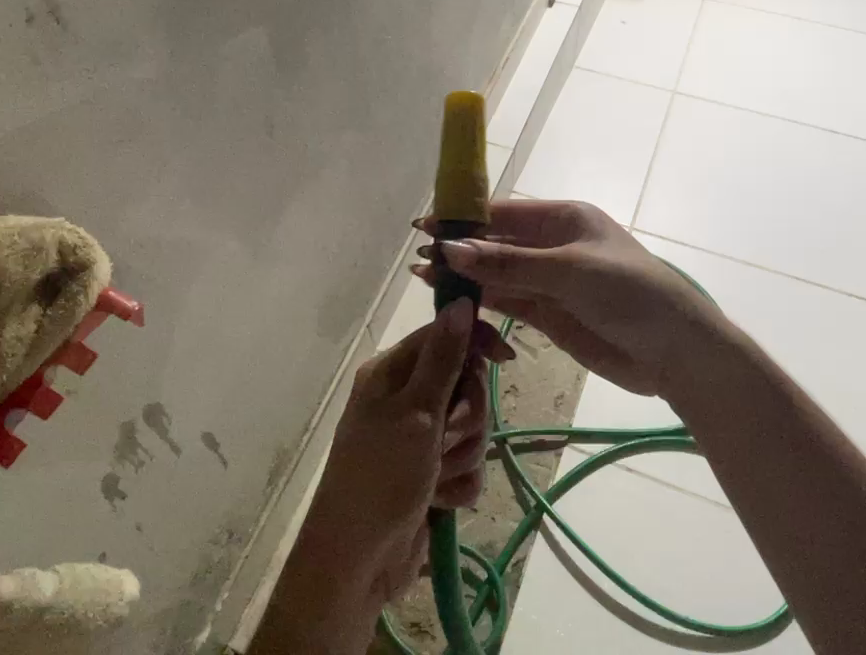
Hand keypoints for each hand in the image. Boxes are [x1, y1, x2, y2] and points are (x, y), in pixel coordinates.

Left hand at [295, 299, 511, 607]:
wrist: (358, 563)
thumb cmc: (380, 477)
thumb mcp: (416, 413)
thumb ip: (443, 358)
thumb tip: (459, 301)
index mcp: (392, 373)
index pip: (445, 335)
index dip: (476, 343)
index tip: (507, 358)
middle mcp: (405, 398)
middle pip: (466, 384)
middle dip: (468, 416)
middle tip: (446, 437)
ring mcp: (419, 438)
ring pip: (472, 428)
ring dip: (463, 455)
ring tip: (436, 477)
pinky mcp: (431, 473)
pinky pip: (467, 466)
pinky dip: (459, 484)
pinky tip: (440, 501)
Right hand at [415, 200, 721, 397]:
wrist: (676, 351)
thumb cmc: (629, 294)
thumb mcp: (569, 272)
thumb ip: (509, 264)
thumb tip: (450, 249)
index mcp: (564, 219)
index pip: (503, 213)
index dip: (464, 220)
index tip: (426, 227)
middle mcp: (553, 245)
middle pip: (496, 244)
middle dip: (460, 251)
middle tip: (418, 261)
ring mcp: (550, 281)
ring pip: (498, 274)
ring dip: (466, 278)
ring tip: (424, 281)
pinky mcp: (550, 315)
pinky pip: (509, 302)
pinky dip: (483, 302)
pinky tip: (455, 302)